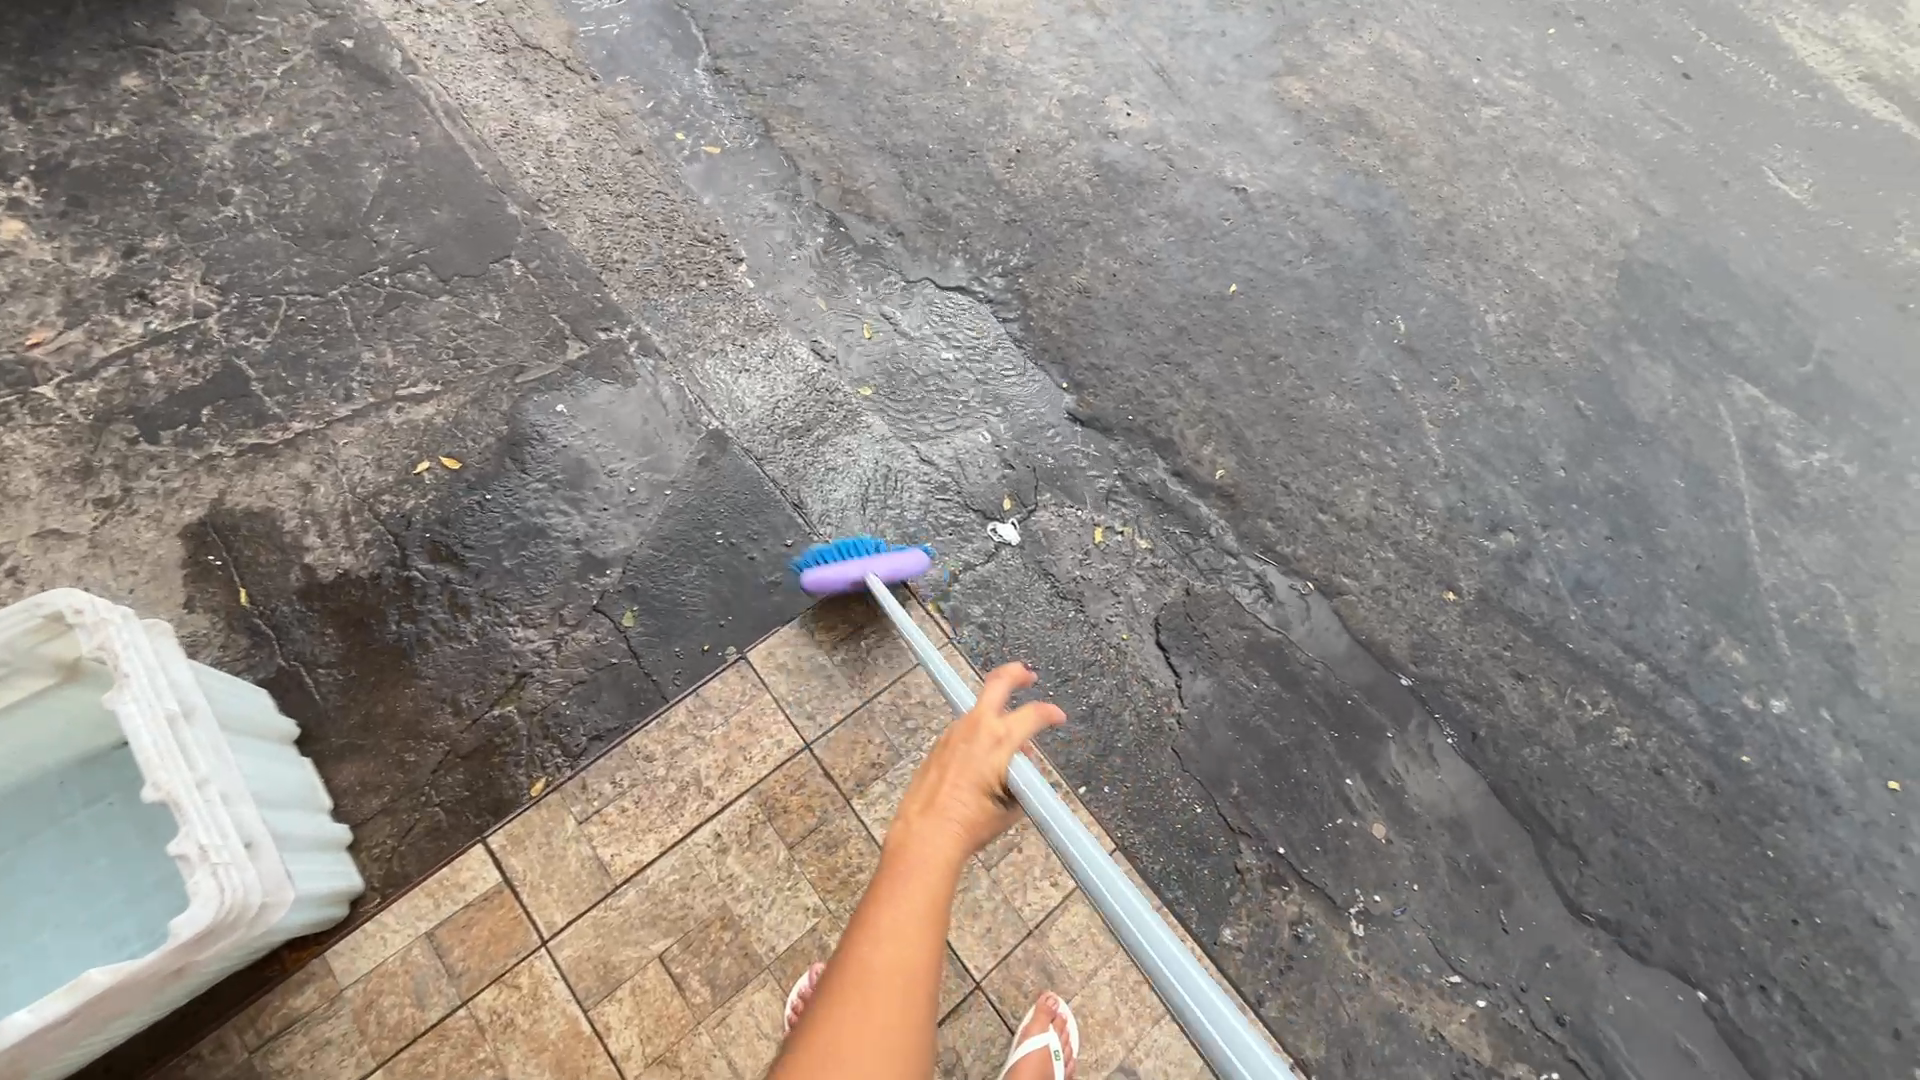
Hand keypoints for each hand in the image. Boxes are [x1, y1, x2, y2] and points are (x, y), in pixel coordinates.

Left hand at [886, 662, 1066, 869]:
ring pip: (980, 708)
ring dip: (996, 711)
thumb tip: (1024, 766)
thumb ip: (1024, 778)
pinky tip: (982, 757)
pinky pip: (965, 728)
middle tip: (1028, 675)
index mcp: (1000, 739)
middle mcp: (977, 727)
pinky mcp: (940, 742)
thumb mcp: (1012, 804)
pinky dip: (978, 732)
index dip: (1051, 713)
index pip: (1034, 714)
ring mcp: (955, 731)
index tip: (1058, 717)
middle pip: (998, 682)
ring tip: (1008, 736)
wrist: (927, 831)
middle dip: (1016, 673)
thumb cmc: (970, 822)